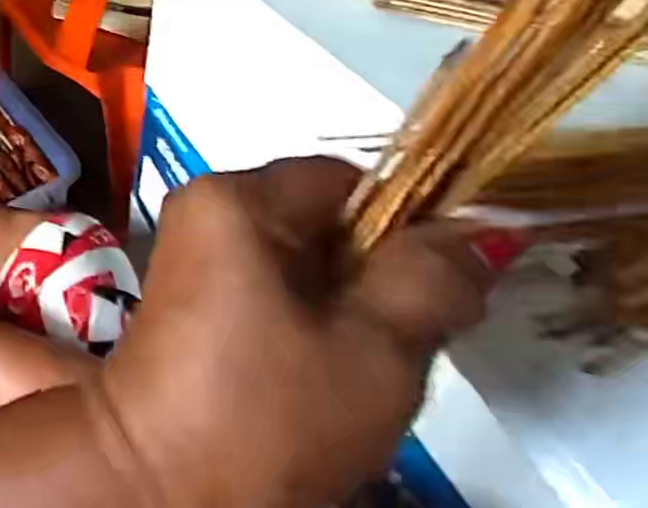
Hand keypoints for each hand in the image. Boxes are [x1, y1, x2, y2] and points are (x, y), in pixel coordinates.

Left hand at [99, 158, 513, 507]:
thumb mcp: (373, 348)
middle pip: (317, 209)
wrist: (164, 469)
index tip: (456, 277)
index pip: (340, 178)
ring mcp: (192, 242)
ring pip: (298, 245)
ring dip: (350, 288)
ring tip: (375, 350)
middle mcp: (203, 204)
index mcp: (232, 199)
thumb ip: (431, 279)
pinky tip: (332, 355)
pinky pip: (269, 271)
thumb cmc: (270, 410)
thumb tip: (482, 227)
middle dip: (379, 259)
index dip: (409, 216)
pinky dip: (312, 302)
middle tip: (419, 327)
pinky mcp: (193, 282)